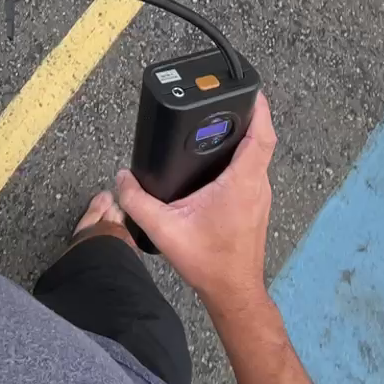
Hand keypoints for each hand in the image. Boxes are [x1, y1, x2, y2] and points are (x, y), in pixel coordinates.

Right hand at [116, 92, 276, 314]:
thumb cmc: (208, 263)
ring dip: (243, 135)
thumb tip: (121, 176)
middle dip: (245, 114)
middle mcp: (256, 185)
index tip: (249, 89)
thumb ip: (137, 201)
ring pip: (256, 155)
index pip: (261, 137)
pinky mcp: (254, 203)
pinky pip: (251, 168)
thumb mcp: (164, 230)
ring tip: (217, 119)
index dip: (259, 109)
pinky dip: (239, 153)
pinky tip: (215, 155)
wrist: (233, 294)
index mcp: (240, 183)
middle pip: (260, 140)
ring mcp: (258, 195)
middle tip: (224, 96)